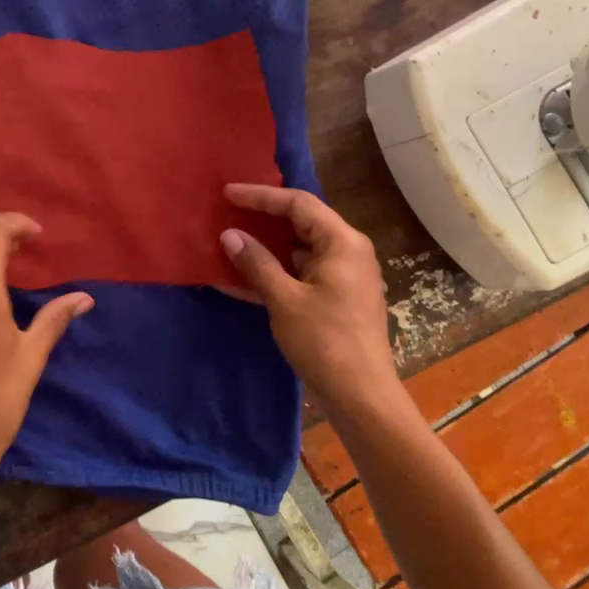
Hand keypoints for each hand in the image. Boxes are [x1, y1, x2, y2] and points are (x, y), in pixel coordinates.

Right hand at [218, 184, 396, 400]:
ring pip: (298, 251)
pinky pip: (299, 275)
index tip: (228, 193)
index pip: (299, 204)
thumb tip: (229, 234)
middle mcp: (348, 253)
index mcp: (342, 243)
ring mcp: (343, 278)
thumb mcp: (284, 299)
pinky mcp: (335, 300)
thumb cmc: (325, 341)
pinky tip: (236, 281)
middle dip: (262, 219)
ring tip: (227, 242)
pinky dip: (272, 275)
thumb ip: (257, 263)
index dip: (261, 196)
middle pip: (301, 223)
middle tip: (227, 211)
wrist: (361, 396)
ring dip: (264, 249)